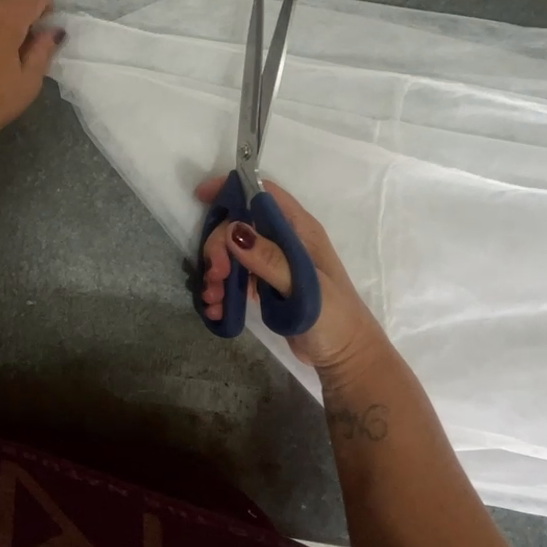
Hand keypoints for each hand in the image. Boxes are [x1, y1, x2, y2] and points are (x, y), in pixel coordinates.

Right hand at [195, 178, 385, 372]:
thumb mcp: (304, 288)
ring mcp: (272, 262)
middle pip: (237, 225)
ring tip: (213, 299)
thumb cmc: (335, 318)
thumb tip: (234, 230)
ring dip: (215, 272)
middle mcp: (283, 240)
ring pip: (231, 252)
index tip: (202, 197)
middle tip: (216, 276)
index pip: (263, 194)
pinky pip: (233, 277)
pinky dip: (220, 290)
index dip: (232, 189)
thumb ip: (270, 259)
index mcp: (299, 230)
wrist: (345, 358)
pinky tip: (216, 309)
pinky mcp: (263, 284)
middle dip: (218, 247)